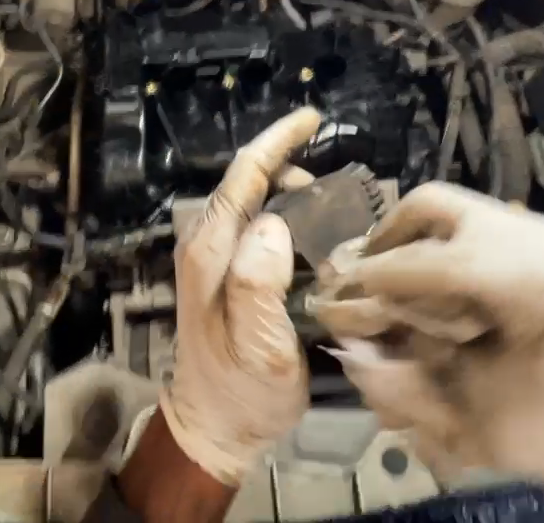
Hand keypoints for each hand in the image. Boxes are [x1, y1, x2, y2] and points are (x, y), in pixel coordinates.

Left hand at [158, 108, 319, 483]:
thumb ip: (258, 282)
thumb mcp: (256, 345)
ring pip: (254, 199)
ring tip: (331, 210)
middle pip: (247, 180)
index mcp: (211, 249)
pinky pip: (257, 222)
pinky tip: (314, 232)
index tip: (311, 118)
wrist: (215, 426)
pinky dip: (287, 213)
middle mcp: (207, 241)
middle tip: (335, 186)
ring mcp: (214, 255)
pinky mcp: (225, 269)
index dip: (277, 141)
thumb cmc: (240, 389)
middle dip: (289, 164)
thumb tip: (274, 223)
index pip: (242, 175)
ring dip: (291, 191)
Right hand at [316, 183, 543, 522]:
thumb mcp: (495, 431)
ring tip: (392, 283)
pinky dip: (442, 246)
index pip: (425, 260)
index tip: (338, 299)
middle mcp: (532, 238)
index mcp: (526, 280)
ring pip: (451, 208)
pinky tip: (439, 290)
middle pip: (431, 207)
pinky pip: (478, 225)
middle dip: (385, 241)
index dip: (373, 278)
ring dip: (411, 240)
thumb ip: (415, 392)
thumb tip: (351, 354)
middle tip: (361, 280)